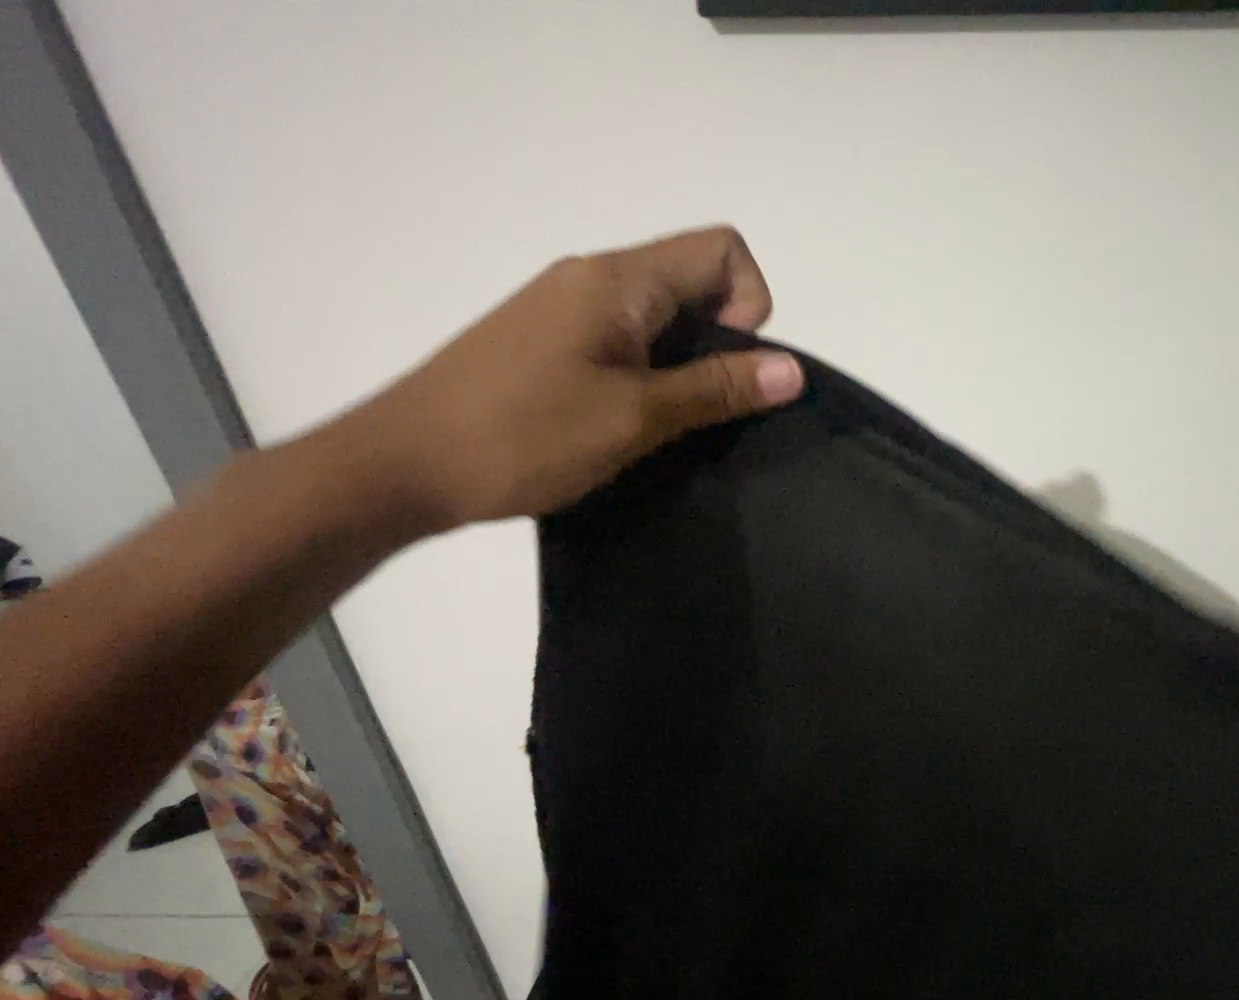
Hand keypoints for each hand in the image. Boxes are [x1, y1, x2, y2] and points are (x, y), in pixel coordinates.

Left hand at [336, 226, 804, 532]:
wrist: (401, 466)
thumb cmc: (522, 436)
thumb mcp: (635, 417)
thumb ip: (717, 389)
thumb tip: (793, 369)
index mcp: (617, 280)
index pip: (722, 251)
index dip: (749, 305)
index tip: (725, 368)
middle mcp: (593, 278)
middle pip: (695, 280)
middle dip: (723, 341)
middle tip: (700, 408)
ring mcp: (566, 308)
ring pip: (662, 316)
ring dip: (686, 363)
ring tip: (667, 424)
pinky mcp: (550, 341)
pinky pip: (627, 339)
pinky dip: (650, 373)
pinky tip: (630, 423)